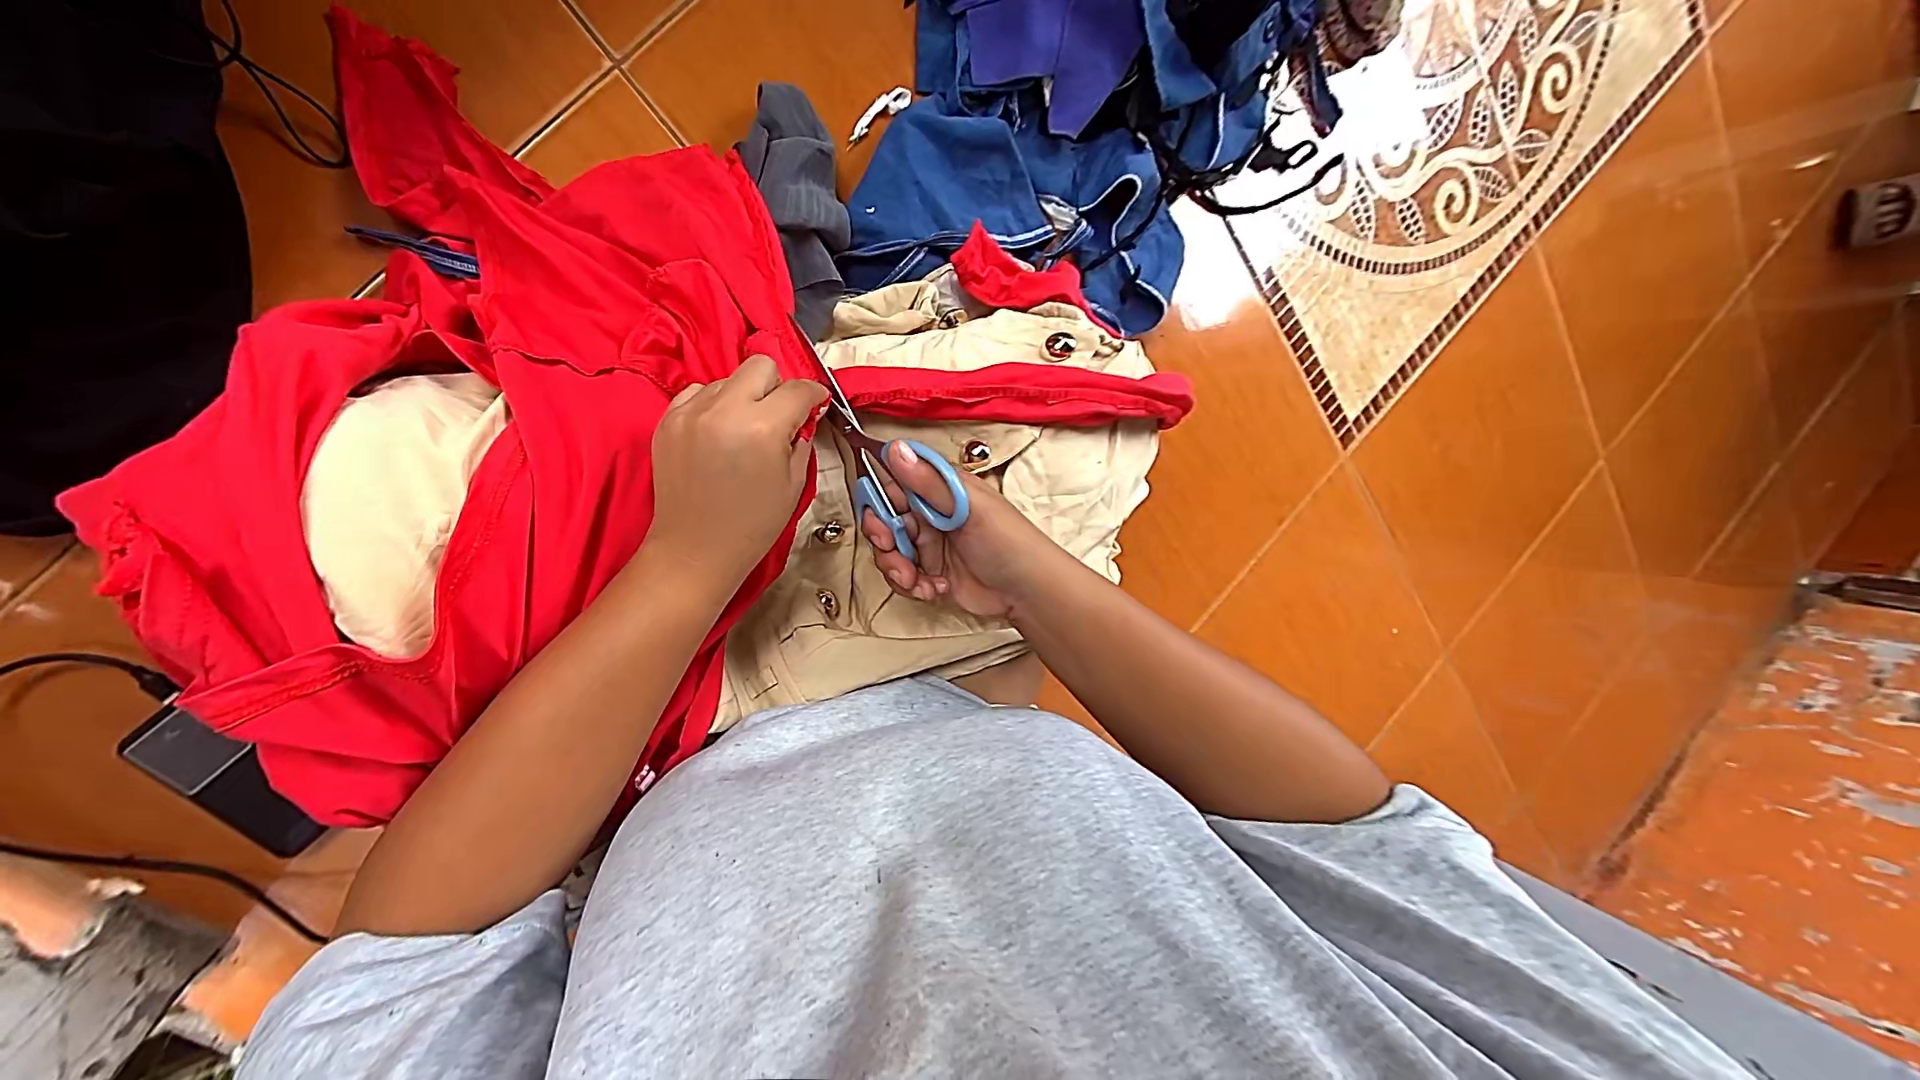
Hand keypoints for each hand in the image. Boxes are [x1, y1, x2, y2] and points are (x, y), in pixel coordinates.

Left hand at [648, 354, 826, 589]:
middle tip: (780, 415)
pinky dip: (714, 405)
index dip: (813, 394)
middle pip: (760, 367)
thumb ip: (801, 441)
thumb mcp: (794, 484)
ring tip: (744, 429)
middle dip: (777, 386)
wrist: (696, 549)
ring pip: (728, 378)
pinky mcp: (668, 420)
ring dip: (744, 396)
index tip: (817, 402)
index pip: (797, 389)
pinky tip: (719, 432)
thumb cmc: (753, 524)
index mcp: (763, 428)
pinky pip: (698, 393)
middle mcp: (725, 411)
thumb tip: (802, 418)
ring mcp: (691, 413)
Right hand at [863, 440, 1073, 618]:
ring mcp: (931, 545)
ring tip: (916, 579)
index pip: (895, 483)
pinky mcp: (931, 573)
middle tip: (892, 548)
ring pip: (891, 551)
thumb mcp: (969, 507)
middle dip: (882, 537)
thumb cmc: (1010, 542)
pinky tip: (934, 589)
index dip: (879, 499)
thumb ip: (929, 482)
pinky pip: (903, 577)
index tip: (881, 516)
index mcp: (941, 490)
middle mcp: (932, 514)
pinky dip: (912, 586)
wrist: (1028, 592)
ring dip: (896, 567)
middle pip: (885, 519)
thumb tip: (897, 449)